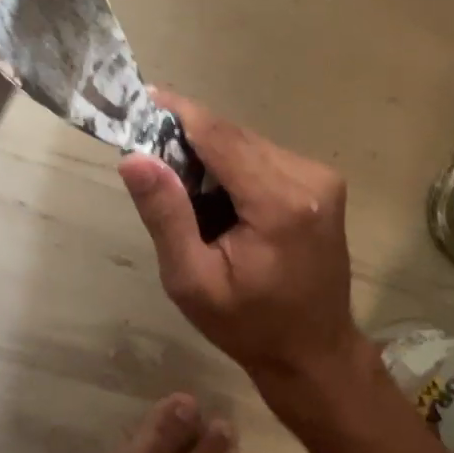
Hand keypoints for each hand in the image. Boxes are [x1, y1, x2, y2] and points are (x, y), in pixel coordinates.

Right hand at [119, 90, 366, 375]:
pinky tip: (213, 198)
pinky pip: (261, 157)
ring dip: (207, 154)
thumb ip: (166, 216)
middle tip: (144, 156)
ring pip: (245, 143)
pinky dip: (230, 166)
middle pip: (232, 136)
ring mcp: (320, 179)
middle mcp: (307, 179)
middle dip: (187, 139)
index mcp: (279, 203)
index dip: (176, 114)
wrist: (312, 352)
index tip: (137, 100)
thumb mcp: (191, 280)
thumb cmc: (246, 324)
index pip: (219, 136)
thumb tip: (133, 157)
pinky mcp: (320, 184)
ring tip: (177, 187)